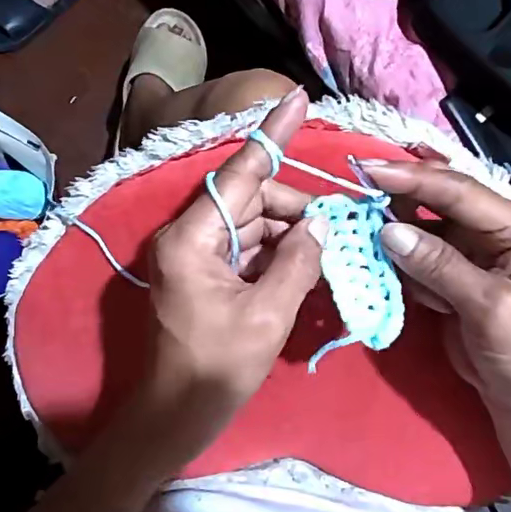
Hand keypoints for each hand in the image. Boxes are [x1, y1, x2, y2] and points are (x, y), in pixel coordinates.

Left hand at [143, 91, 324, 440]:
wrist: (176, 415)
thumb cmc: (217, 369)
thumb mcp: (268, 315)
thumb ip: (297, 261)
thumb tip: (320, 226)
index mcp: (192, 238)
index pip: (239, 173)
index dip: (271, 135)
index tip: (296, 97)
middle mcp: (187, 236)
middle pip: (249, 199)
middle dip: (293, 207)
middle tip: (334, 228)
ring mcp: (194, 254)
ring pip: (251, 223)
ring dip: (288, 232)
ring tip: (326, 249)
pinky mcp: (202, 273)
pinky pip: (246, 247)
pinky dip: (276, 252)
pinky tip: (306, 262)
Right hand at [360, 160, 510, 445]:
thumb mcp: (488, 307)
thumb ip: (440, 265)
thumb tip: (389, 230)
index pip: (460, 192)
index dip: (413, 178)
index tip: (368, 170)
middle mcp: (497, 230)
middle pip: (440, 201)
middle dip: (399, 195)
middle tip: (355, 187)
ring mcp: (472, 252)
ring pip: (424, 227)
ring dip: (392, 227)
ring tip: (356, 223)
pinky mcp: (452, 275)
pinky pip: (418, 257)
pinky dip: (397, 259)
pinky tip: (376, 258)